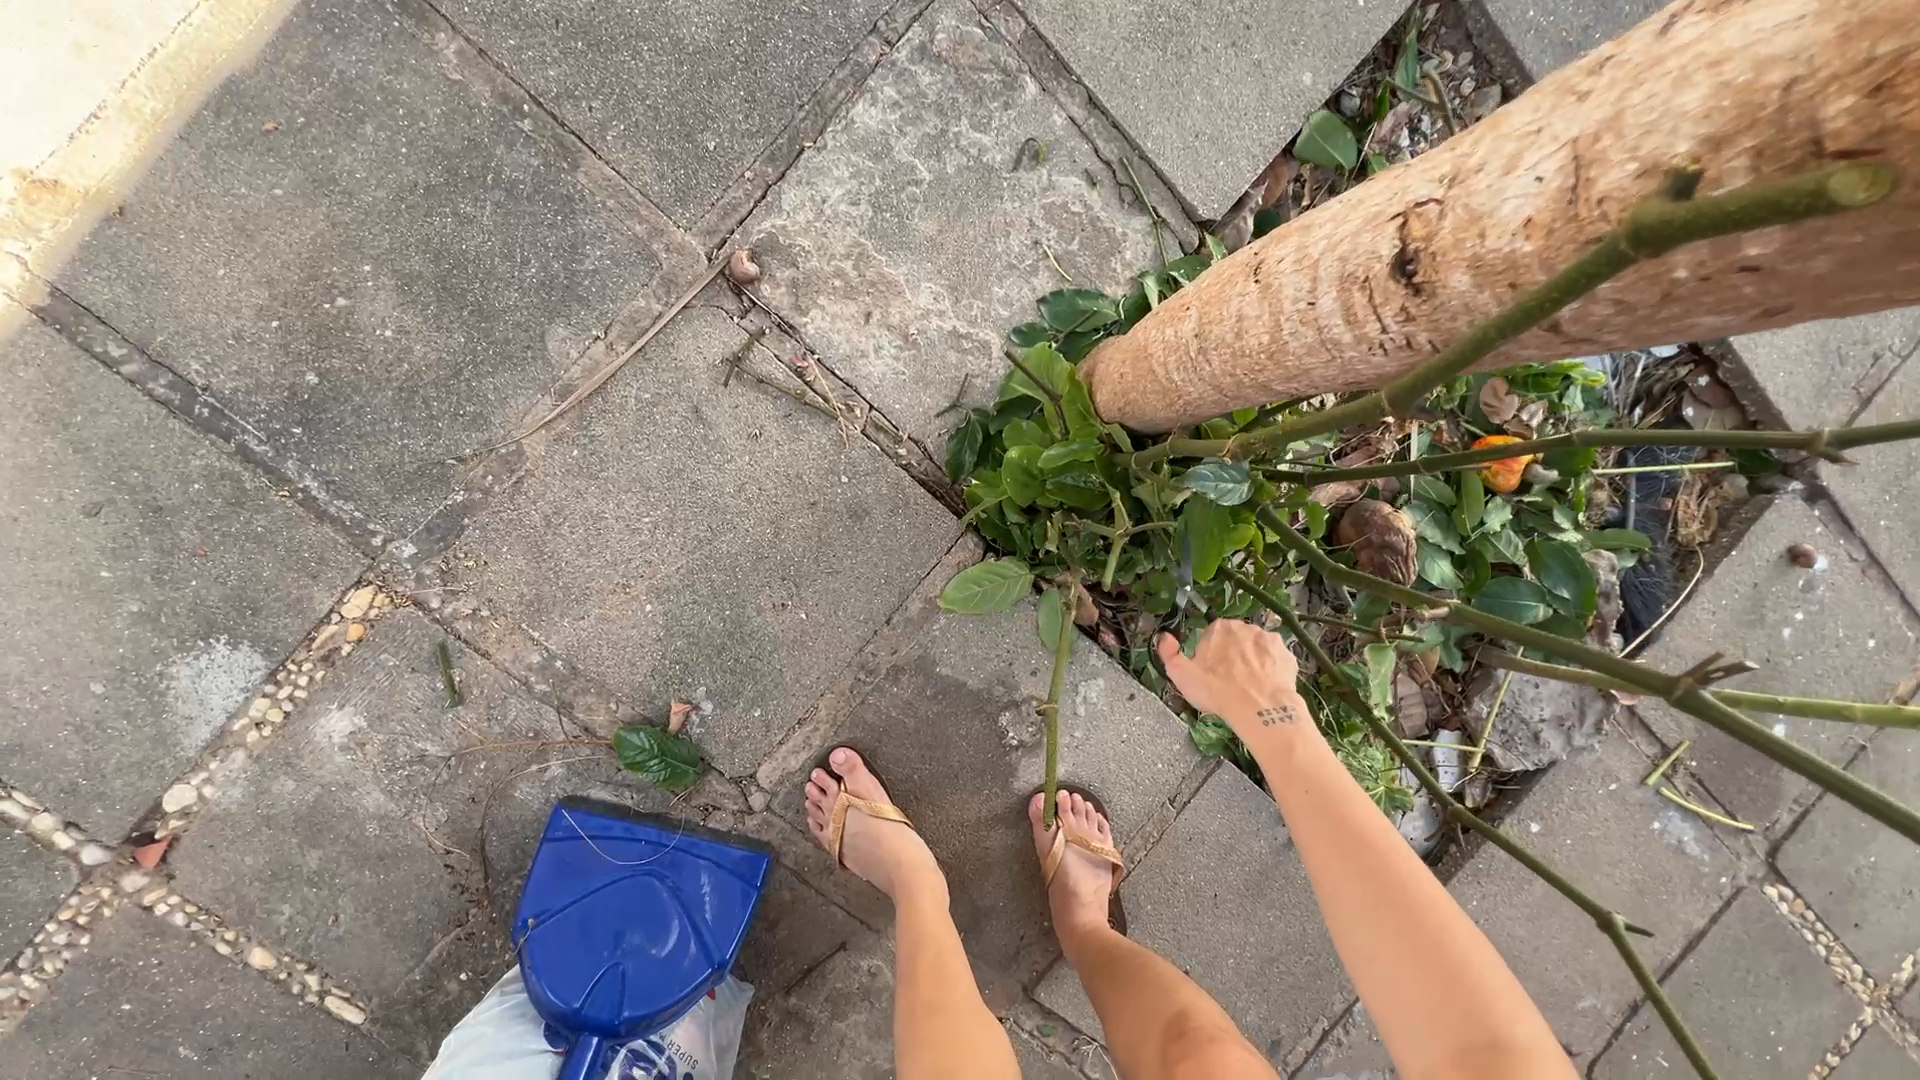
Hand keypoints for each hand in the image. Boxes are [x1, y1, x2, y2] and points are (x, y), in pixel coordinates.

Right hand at [1157, 621, 1314, 741]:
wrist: (1257, 708)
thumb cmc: (1217, 691)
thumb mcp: (1180, 674)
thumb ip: (1168, 653)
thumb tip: (1164, 638)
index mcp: (1219, 628)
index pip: (1211, 635)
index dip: (1209, 654)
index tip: (1209, 671)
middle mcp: (1245, 628)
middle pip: (1236, 639)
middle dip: (1232, 654)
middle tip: (1228, 680)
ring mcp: (1269, 641)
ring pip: (1257, 649)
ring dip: (1253, 661)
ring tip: (1247, 686)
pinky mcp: (1287, 656)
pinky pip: (1276, 660)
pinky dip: (1271, 670)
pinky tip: (1264, 687)